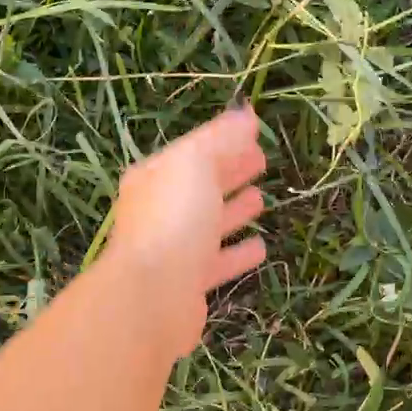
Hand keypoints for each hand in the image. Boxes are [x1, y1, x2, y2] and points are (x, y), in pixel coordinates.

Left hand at [104, 105, 267, 354]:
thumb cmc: (172, 219)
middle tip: (261, 162)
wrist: (150, 296)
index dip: (223, 141)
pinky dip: (237, 252)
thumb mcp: (196, 164)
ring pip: (208, 224)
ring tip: (261, 200)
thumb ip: (221, 138)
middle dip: (228, 172)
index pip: (193, 153)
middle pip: (199, 186)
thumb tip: (247, 114)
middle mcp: (158, 212)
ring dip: (233, 211)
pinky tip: (260, 248)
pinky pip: (217, 262)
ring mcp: (172, 249)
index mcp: (154, 178)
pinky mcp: (187, 284)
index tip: (255, 137)